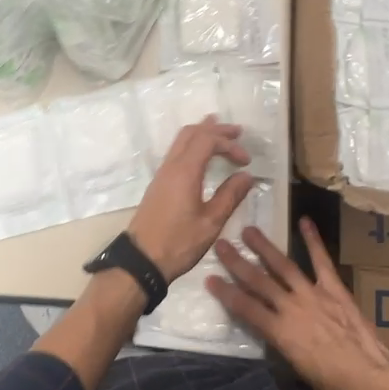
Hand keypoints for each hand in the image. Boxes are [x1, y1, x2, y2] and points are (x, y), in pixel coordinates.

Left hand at [126, 117, 255, 281]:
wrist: (142, 259)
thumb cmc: (178, 242)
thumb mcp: (211, 222)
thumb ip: (230, 196)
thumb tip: (247, 176)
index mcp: (184, 171)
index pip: (208, 140)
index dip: (229, 144)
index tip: (246, 162)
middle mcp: (171, 166)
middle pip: (191, 133)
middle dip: (215, 130)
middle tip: (237, 133)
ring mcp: (162, 174)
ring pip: (181, 141)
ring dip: (202, 135)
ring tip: (220, 135)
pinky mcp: (158, 184)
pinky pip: (176, 153)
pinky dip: (192, 146)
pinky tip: (201, 156)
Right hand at [208, 218, 388, 389]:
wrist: (370, 378)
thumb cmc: (333, 383)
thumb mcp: (297, 369)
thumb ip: (282, 345)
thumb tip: (274, 332)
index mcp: (279, 332)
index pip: (245, 308)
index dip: (225, 293)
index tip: (210, 279)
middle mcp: (291, 308)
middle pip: (258, 282)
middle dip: (237, 263)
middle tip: (221, 244)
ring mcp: (313, 294)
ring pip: (283, 266)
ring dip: (265, 247)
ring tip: (249, 230)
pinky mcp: (334, 289)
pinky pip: (321, 261)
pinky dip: (313, 241)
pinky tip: (305, 221)